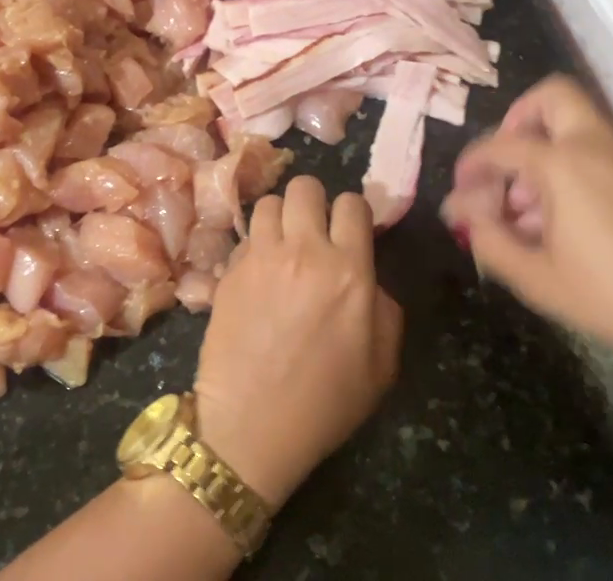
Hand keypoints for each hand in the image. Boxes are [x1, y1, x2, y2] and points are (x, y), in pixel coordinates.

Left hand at [193, 177, 402, 508]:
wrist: (251, 425)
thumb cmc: (326, 403)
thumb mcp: (382, 365)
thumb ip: (385, 308)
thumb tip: (369, 279)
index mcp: (348, 270)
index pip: (353, 204)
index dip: (355, 212)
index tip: (351, 230)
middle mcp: (303, 251)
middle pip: (305, 187)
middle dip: (314, 201)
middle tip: (315, 229)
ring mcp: (259, 257)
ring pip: (269, 203)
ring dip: (281, 218)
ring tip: (283, 244)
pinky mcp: (228, 271)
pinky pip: (244, 237)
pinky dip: (255, 246)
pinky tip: (258, 272)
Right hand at [440, 76, 612, 390]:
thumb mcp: (538, 278)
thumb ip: (489, 240)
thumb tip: (463, 212)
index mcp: (563, 163)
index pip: (500, 145)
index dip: (471, 164)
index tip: (460, 191)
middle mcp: (598, 146)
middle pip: (551, 97)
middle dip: (517, 120)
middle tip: (505, 164)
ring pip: (579, 125)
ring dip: (547, 148)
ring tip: (532, 208)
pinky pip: (604, 152)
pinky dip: (577, 167)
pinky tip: (570, 223)